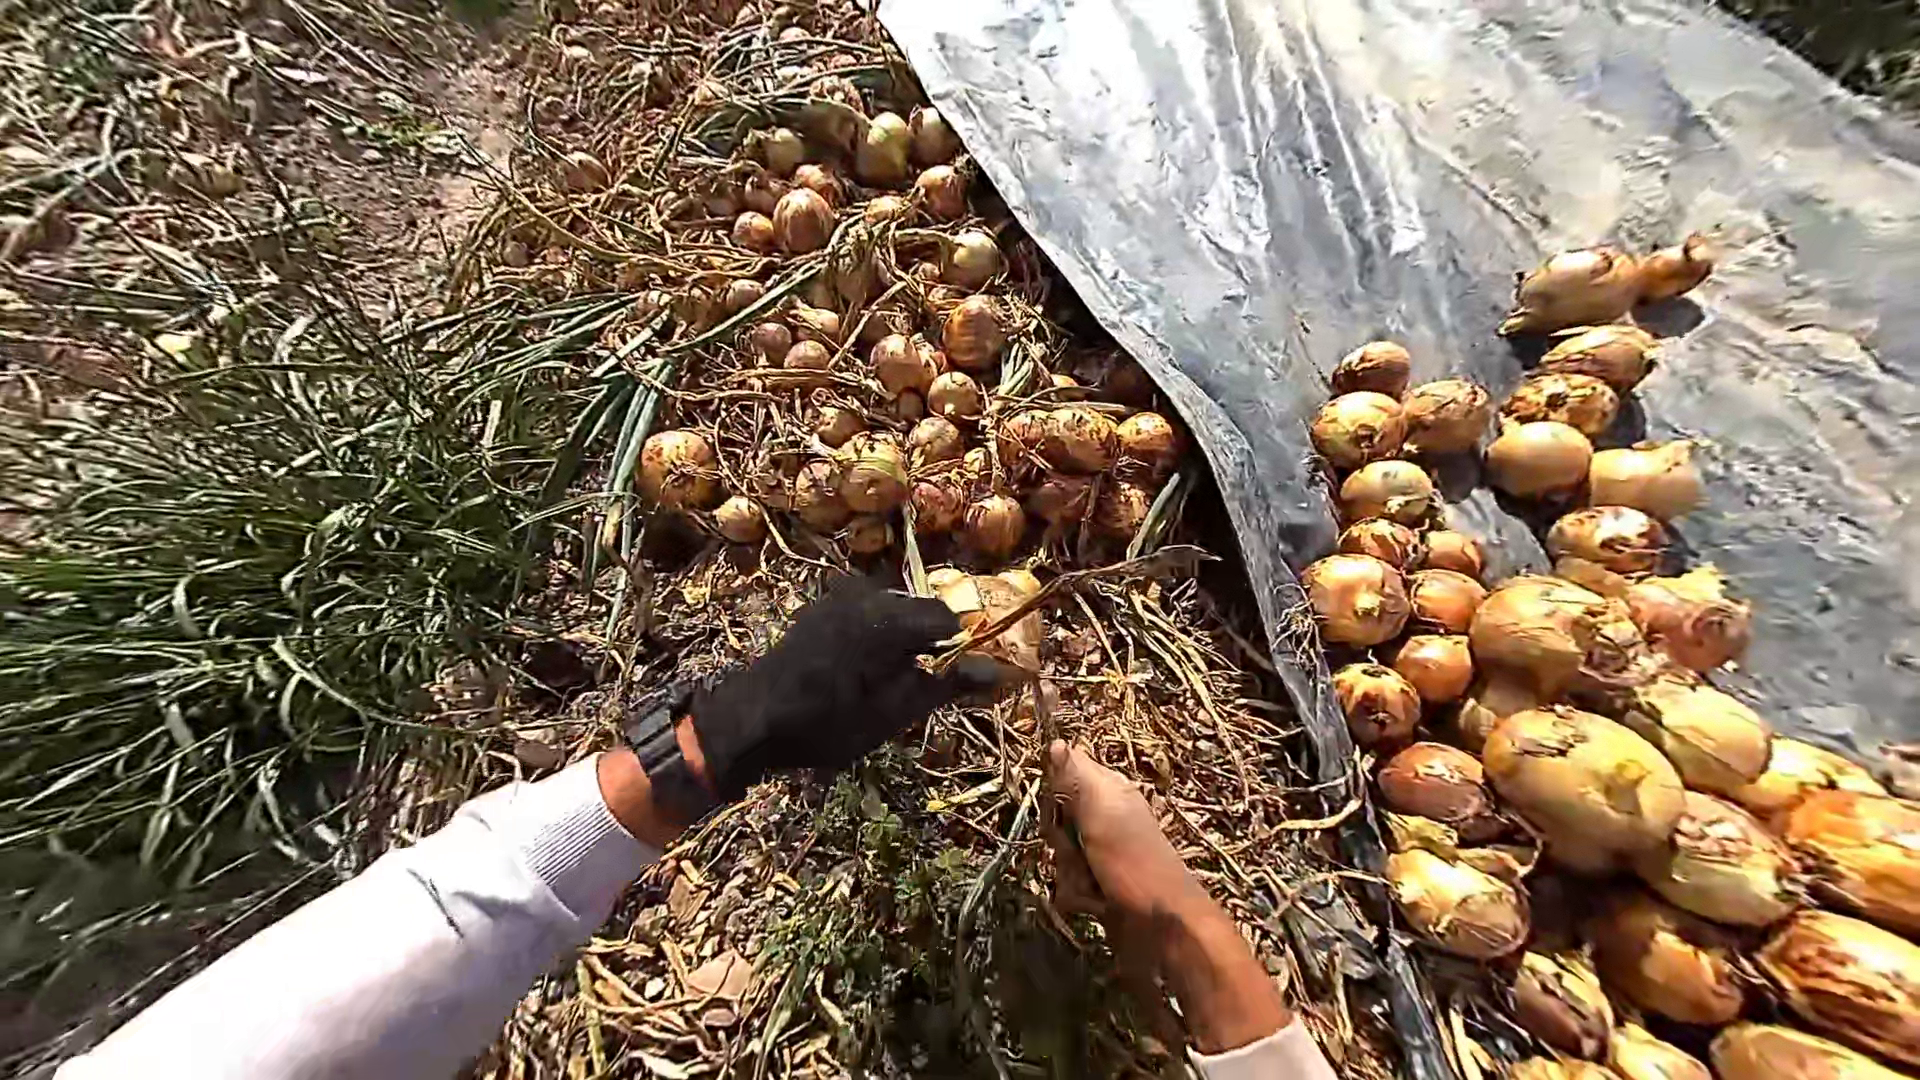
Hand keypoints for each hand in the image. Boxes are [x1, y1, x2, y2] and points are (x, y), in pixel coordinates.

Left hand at [689, 575, 997, 798]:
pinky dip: (881, 630)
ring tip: (891, 675)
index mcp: (887, 617)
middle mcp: (867, 592)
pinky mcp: (826, 602)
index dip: (957, 647)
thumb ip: (945, 684)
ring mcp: (842, 594)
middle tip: (921, 680)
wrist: (753, 718)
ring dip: (905, 636)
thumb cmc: (827, 723)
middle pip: (921, 609)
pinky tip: (865, 662)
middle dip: (930, 642)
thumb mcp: (893, 711)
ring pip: (897, 608)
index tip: (954, 676)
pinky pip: (870, 608)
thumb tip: (996, 671)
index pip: (946, 618)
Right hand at [1042, 741, 1291, 1053]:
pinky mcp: (1098, 882)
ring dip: (1067, 868)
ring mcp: (1101, 850)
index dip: (1052, 785)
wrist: (1168, 933)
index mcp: (1109, 788)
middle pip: (1055, 811)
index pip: (1064, 766)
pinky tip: (1094, 901)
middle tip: (1076, 847)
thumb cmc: (1136, 865)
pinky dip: (1076, 891)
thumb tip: (1054, 739)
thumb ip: (1075, 778)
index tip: (1055, 803)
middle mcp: (1103, 813)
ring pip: (1058, 847)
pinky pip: (1068, 878)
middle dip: (1059, 834)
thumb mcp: (1102, 813)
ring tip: (1089, 880)